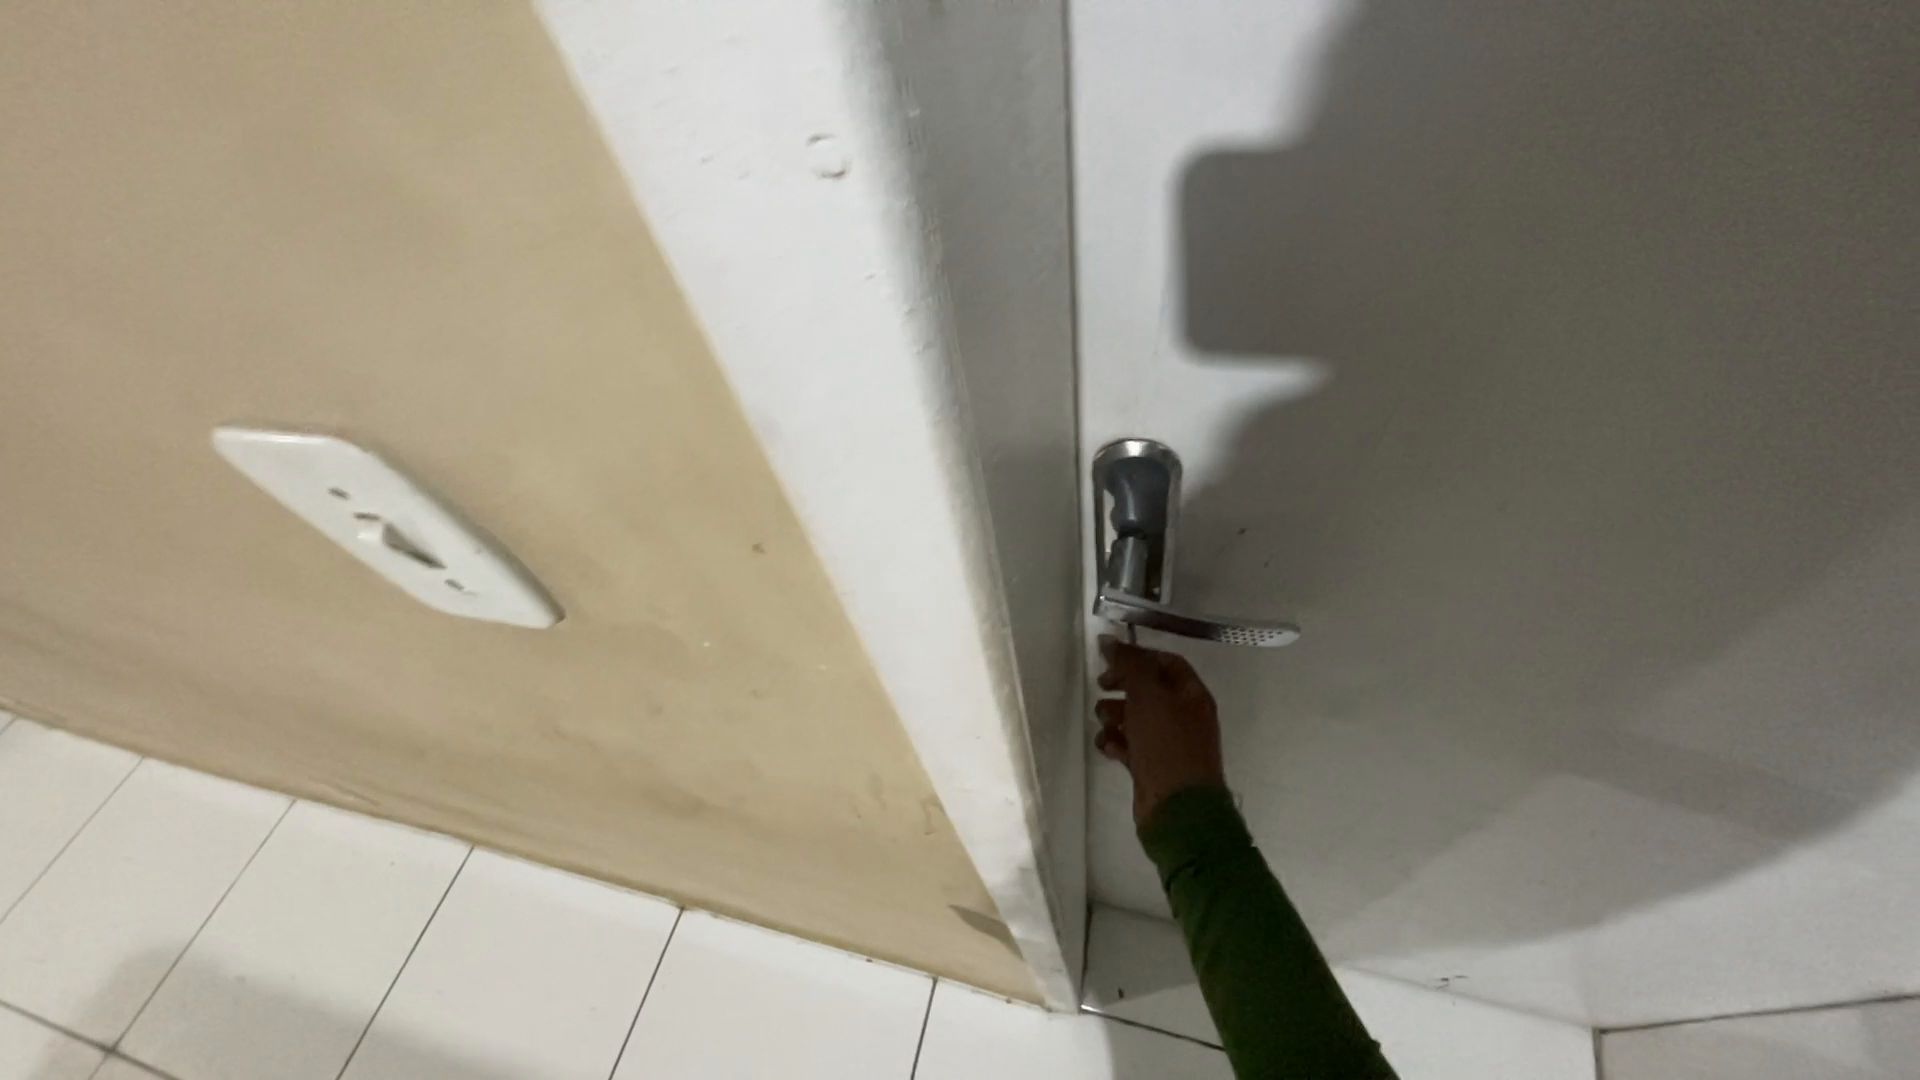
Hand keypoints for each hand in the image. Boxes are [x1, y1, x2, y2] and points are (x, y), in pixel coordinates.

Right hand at [1095, 636, 1225, 824]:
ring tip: (1107, 723)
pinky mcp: (1151, 766)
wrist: (1179, 812)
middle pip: (1148, 689)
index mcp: (1192, 696)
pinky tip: (1107, 747)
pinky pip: (1128, 745)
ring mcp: (1167, 743)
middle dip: (1122, 687)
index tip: (1111, 660)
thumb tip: (1108, 640)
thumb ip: (1129, 665)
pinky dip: (1115, 742)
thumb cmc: (1168, 746)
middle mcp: (1183, 716)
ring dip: (1114, 715)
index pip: (1166, 663)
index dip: (1138, 657)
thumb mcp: (1148, 697)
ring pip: (1135, 717)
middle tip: (1102, 687)